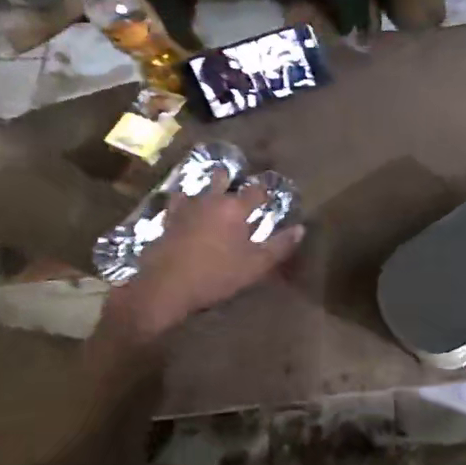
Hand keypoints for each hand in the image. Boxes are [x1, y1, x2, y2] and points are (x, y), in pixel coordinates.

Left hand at [104, 168, 303, 342]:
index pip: (256, 191)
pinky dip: (184, 200)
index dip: (265, 191)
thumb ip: (279, 246)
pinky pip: (177, 201)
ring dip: (208, 186)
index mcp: (235, 208)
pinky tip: (185, 205)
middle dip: (232, 178)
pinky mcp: (167, 218)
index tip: (270, 193)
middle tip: (238, 183)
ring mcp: (186, 206)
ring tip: (212, 190)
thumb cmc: (215, 275)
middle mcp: (211, 199)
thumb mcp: (255, 266)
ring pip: (199, 186)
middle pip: (223, 178)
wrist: (165, 286)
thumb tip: (300, 228)